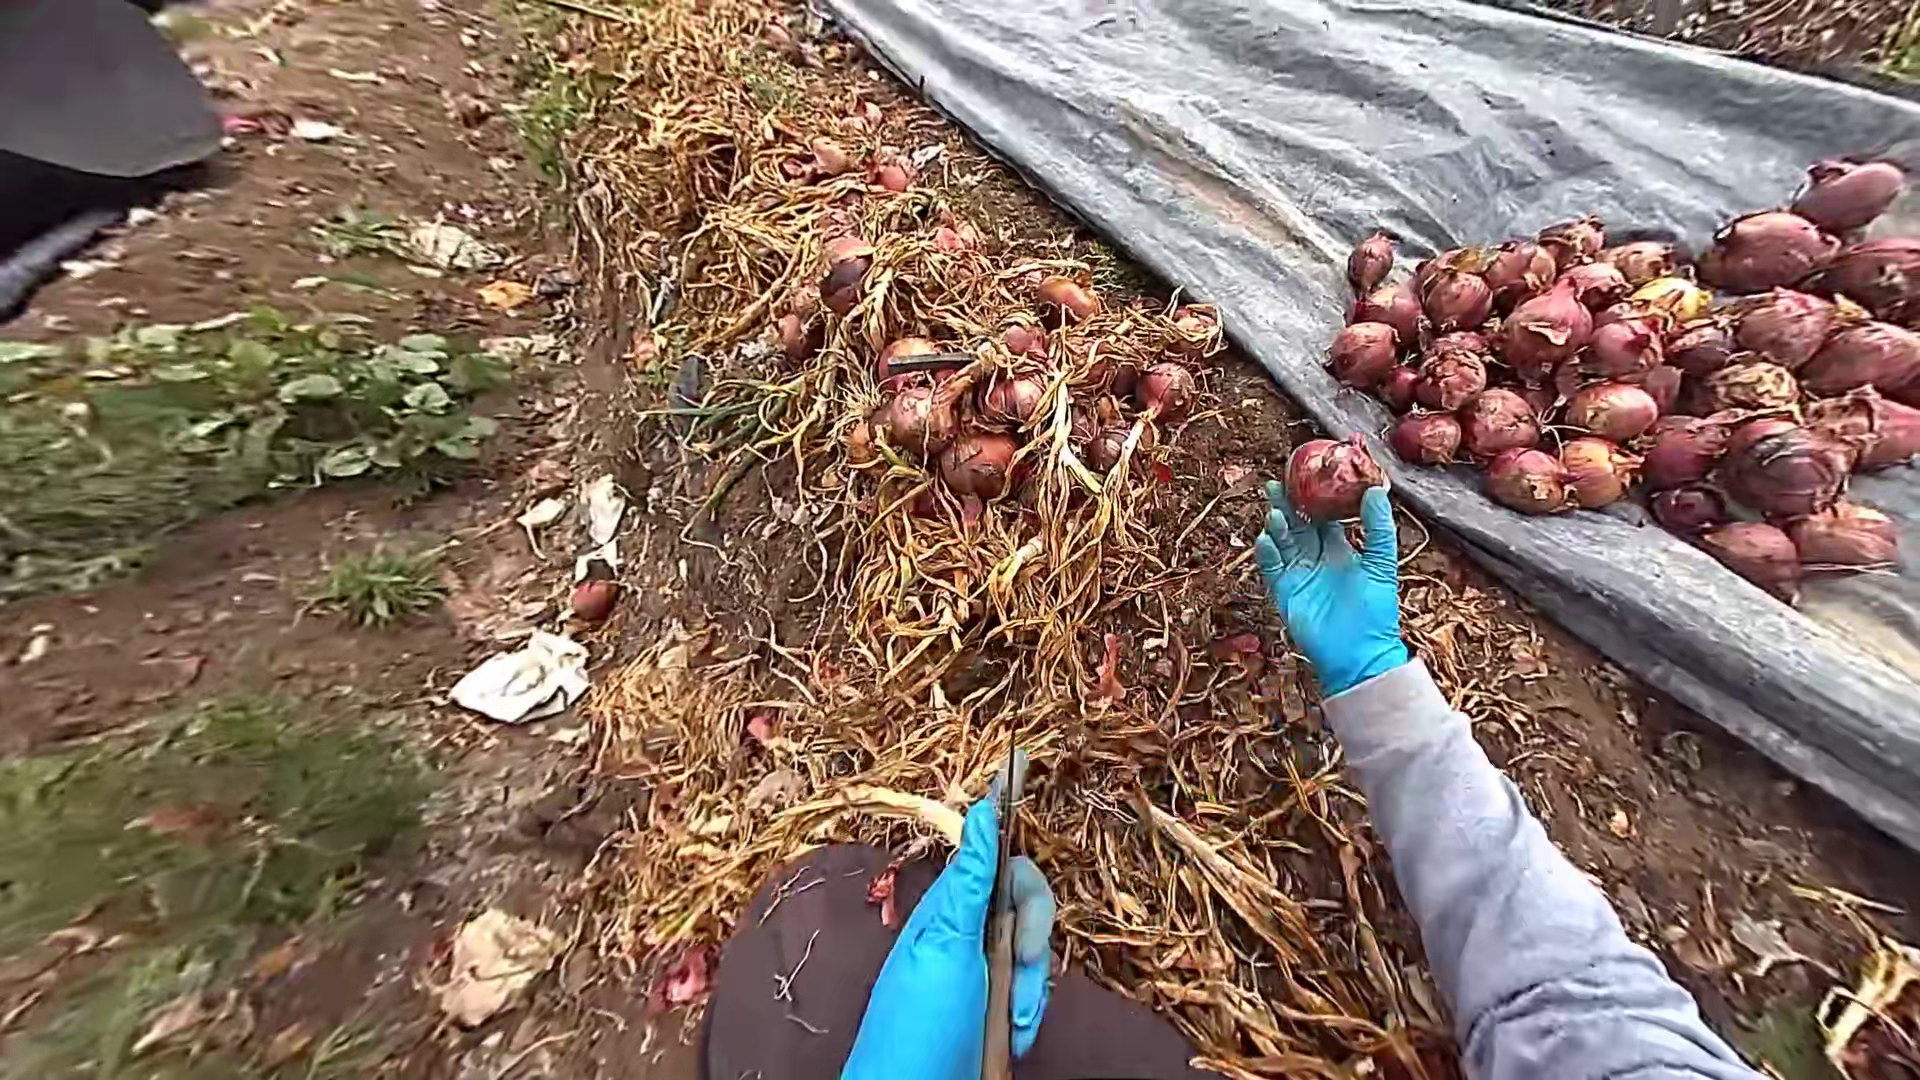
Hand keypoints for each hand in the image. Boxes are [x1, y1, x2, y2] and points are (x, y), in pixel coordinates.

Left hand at [842, 761, 1055, 1079]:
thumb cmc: (918, 1022)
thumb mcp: (947, 943)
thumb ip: (972, 880)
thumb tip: (983, 811)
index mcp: (956, 899)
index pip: (986, 837)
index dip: (1005, 797)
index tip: (1020, 758)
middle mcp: (973, 920)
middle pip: (1025, 888)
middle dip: (1034, 925)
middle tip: (1020, 964)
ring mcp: (988, 958)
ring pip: (1036, 937)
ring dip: (1031, 981)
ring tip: (1008, 1019)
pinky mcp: (1002, 995)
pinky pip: (1036, 981)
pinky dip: (1030, 1006)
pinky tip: (1011, 1031)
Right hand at [1254, 482, 1407, 695]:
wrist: (1358, 652)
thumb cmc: (1376, 610)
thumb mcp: (1381, 564)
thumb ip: (1378, 528)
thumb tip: (1376, 489)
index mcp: (1338, 550)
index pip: (1322, 519)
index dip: (1313, 499)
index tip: (1304, 477)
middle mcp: (1314, 558)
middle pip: (1295, 526)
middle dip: (1285, 506)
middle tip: (1275, 485)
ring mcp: (1296, 573)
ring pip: (1281, 543)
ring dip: (1276, 527)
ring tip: (1274, 513)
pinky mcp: (1282, 590)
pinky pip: (1271, 566)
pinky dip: (1267, 553)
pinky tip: (1266, 540)